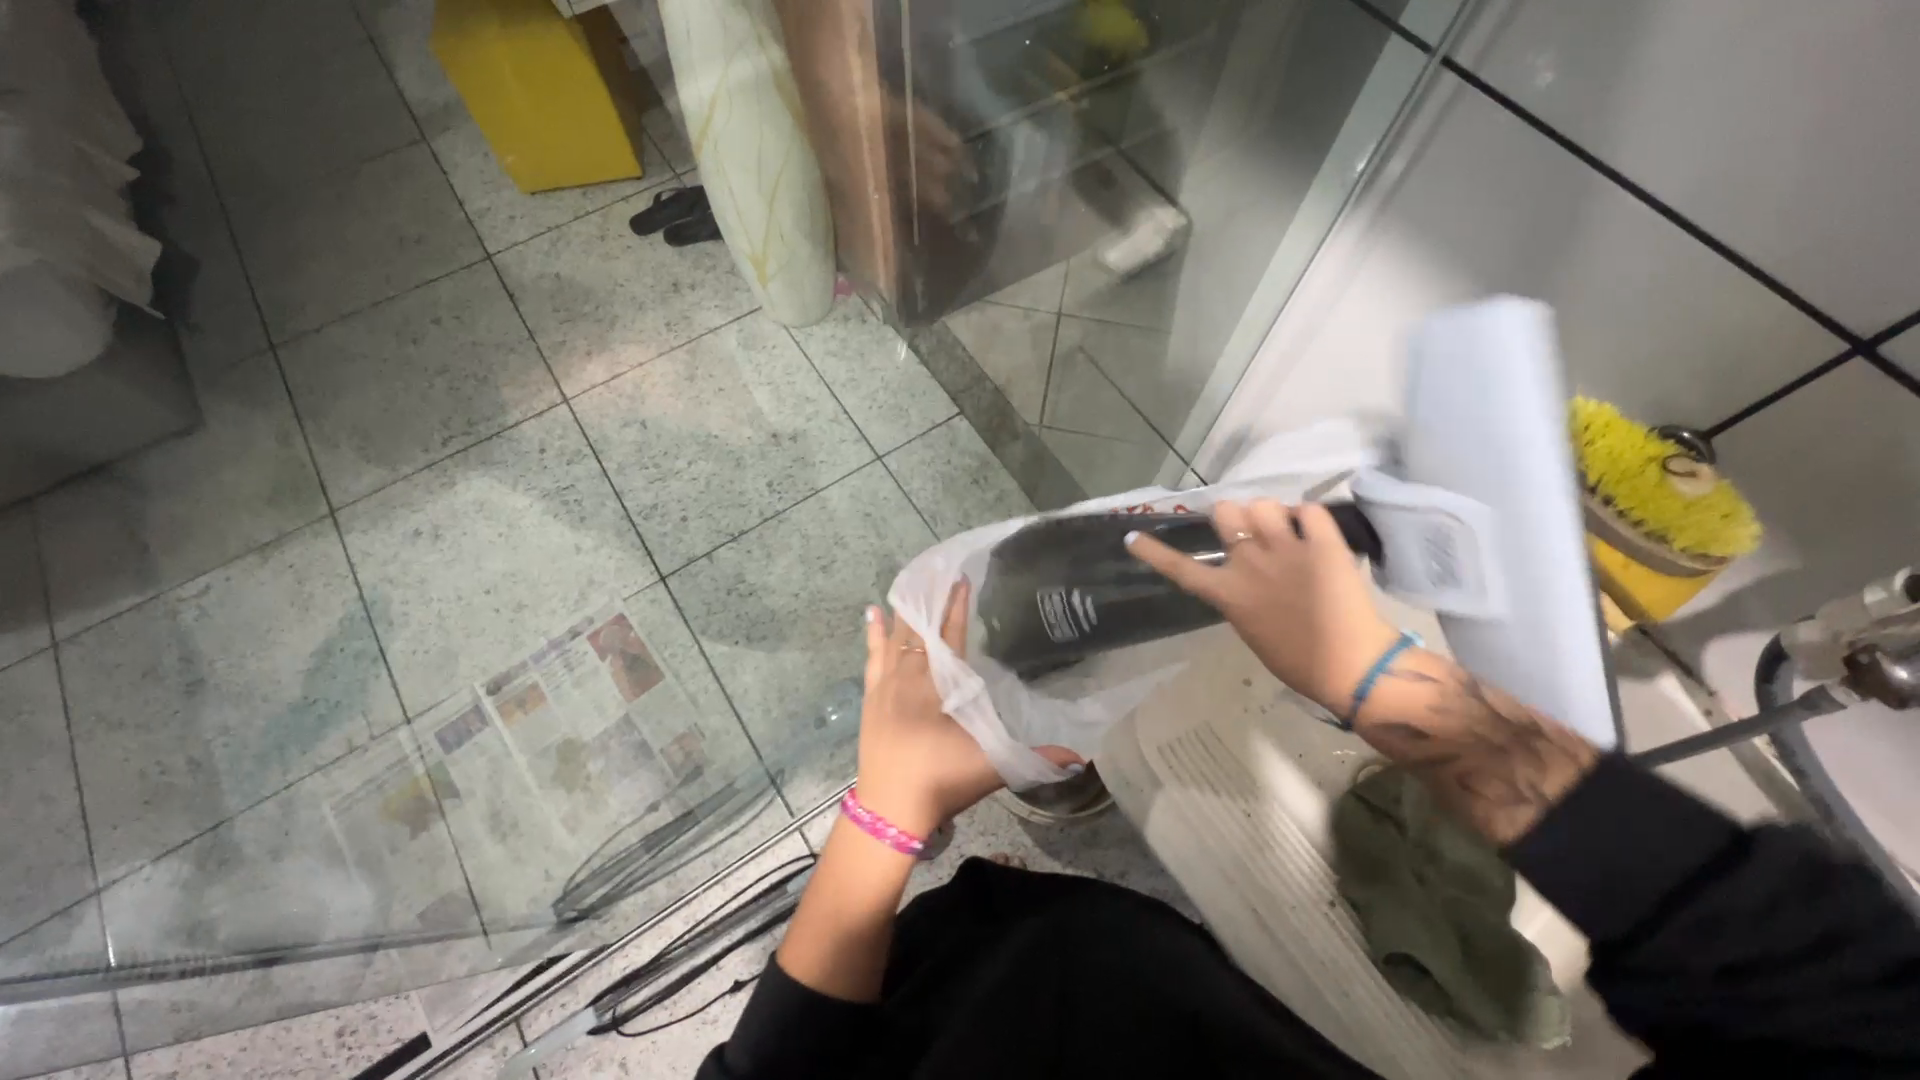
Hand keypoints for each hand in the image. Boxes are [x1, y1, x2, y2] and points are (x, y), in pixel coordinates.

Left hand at [853, 579, 1082, 838]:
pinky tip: (871, 615)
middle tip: (937, 570)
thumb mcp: (992, 769)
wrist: (888, 811)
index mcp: (939, 689)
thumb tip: (1081, 757)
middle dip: (931, 600)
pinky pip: (871, 658)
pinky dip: (873, 635)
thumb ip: (1036, 758)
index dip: (958, 610)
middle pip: (921, 631)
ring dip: (904, 611)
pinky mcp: (870, 701)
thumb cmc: (940, 782)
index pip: (950, 639)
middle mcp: (910, 680)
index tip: (962, 581)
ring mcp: (885, 689)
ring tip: (907, 582)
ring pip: (894, 639)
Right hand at [1126, 500, 1400, 712]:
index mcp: (1228, 593)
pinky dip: (1308, 515)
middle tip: (1248, 529)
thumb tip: (1246, 581)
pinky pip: (1309, 510)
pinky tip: (1312, 528)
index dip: (1154, 552)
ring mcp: (1287, 550)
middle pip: (1227, 513)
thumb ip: (1242, 599)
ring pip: (1264, 505)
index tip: (1132, 538)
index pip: (1181, 568)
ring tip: (1283, 527)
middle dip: (1234, 516)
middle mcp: (1251, 564)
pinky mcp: (1324, 545)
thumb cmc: (1298, 663)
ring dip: (1269, 512)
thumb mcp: (1253, 632)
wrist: (1350, 667)